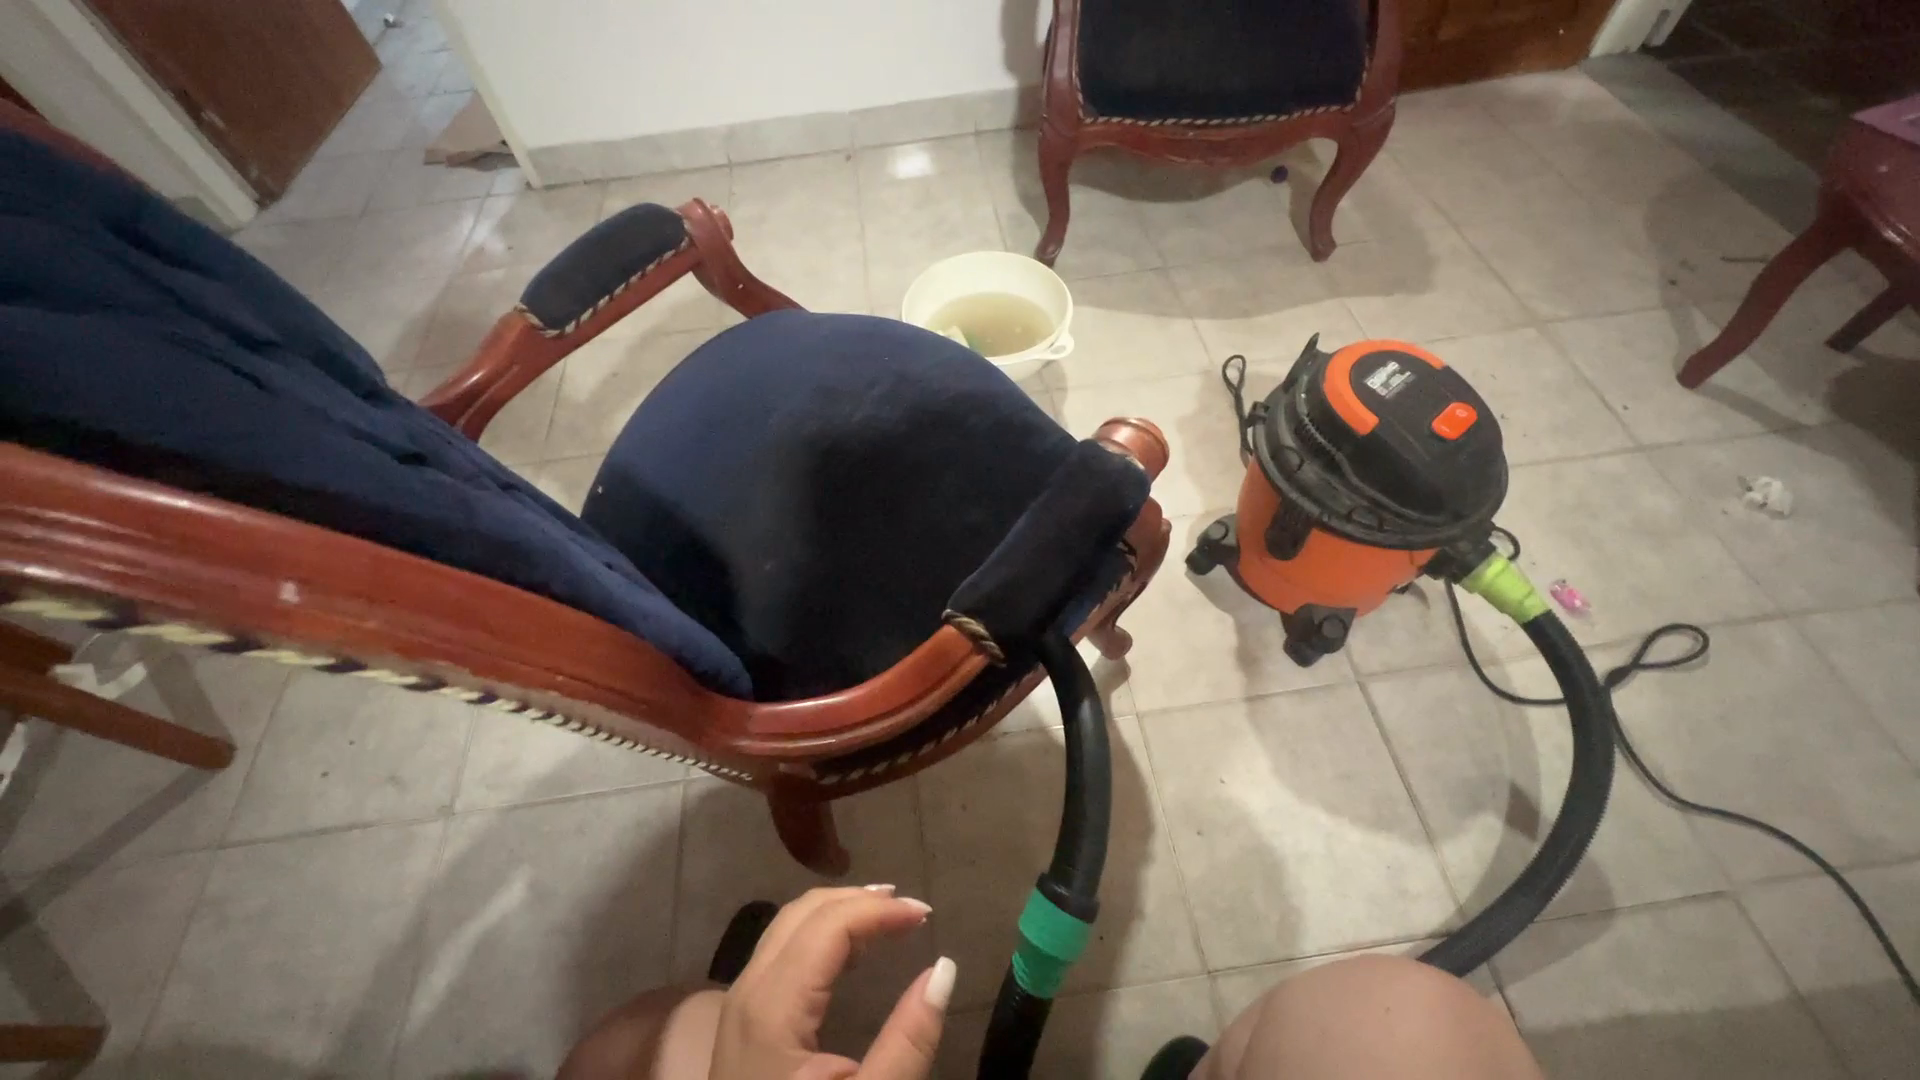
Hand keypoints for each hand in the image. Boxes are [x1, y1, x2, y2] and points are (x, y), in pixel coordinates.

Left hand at [709, 886, 954, 1079]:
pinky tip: (851, 947)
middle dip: (859, 900)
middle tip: (911, 909)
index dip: (879, 910)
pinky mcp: (743, 1020)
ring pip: (787, 926)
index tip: (927, 915)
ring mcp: (739, 1005)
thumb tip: (944, 969)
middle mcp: (747, 994)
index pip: (828, 926)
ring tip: (888, 915)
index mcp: (772, 1010)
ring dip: (839, 911)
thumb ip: (909, 1040)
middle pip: (802, 913)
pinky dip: (821, 932)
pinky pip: (781, 949)